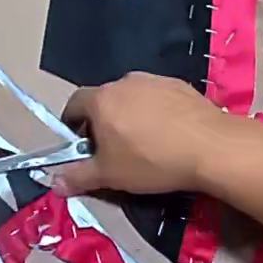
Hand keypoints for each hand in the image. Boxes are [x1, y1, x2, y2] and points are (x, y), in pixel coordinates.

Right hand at [54, 73, 249, 196]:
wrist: (211, 148)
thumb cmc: (151, 161)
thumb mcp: (109, 175)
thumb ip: (78, 176)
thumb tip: (52, 182)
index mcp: (101, 99)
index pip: (74, 104)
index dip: (72, 125)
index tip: (81, 146)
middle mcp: (125, 82)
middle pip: (104, 101)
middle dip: (103, 123)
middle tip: (113, 152)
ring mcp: (155, 80)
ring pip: (132, 98)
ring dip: (131, 117)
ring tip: (144, 145)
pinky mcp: (181, 85)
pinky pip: (158, 99)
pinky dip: (156, 114)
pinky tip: (169, 136)